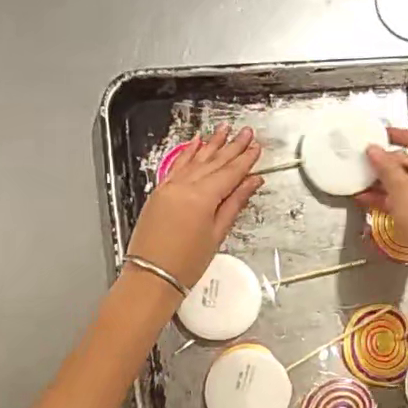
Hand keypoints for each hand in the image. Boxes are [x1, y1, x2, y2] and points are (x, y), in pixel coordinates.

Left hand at [128, 125, 262, 287]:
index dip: (245, 159)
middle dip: (232, 146)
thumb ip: (234, 203)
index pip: (230, 172)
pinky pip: (176, 166)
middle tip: (247, 132)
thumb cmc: (185, 264)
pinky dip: (187, 153)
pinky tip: (196, 143)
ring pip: (195, 160)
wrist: (151, 276)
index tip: (256, 147)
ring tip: (224, 130)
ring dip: (212, 144)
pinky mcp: (159, 193)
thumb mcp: (217, 234)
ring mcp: (169, 187)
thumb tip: (251, 183)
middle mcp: (184, 186)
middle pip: (214, 162)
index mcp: (202, 197)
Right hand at [358, 128, 407, 283]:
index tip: (381, 134)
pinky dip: (394, 198)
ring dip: (386, 184)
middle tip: (365, 163)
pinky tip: (369, 200)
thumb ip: (386, 168)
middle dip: (388, 166)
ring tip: (361, 183)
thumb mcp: (402, 191)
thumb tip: (373, 150)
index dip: (401, 136)